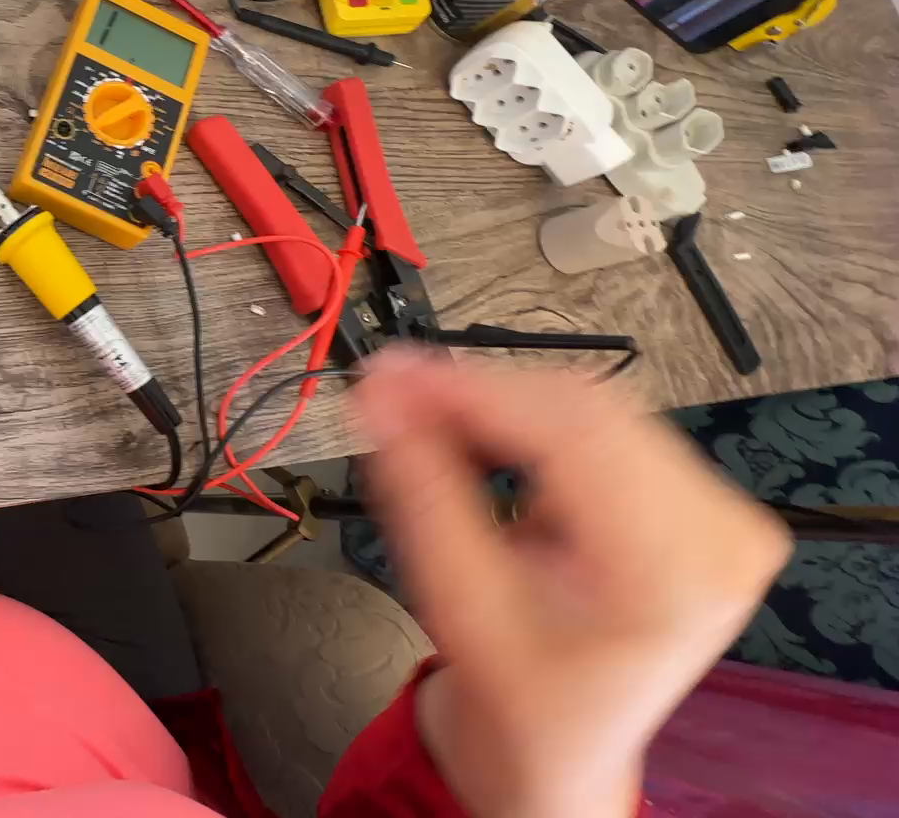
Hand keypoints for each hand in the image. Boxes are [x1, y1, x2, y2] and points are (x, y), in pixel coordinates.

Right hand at [352, 349, 790, 817]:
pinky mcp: (681, 491)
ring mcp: (711, 508)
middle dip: (470, 388)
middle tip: (386, 390)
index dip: (470, 390)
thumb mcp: (454, 595)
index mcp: (675, 573)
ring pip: (581, 403)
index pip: (572, 434)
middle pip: (581, 408)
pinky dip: (512, 413)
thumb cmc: (514, 682)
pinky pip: (587, 419)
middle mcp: (718, 530)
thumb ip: (420, 489)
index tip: (387, 375)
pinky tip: (464, 428)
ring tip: (414, 412)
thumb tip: (380, 400)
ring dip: (488, 397)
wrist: (560, 723)